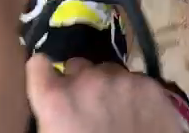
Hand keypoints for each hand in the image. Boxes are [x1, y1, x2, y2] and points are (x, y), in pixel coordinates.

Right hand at [26, 56, 187, 132]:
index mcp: (56, 101)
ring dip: (108, 89)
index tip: (50, 86)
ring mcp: (122, 80)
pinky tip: (139, 119)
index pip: (37, 66)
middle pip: (77, 67)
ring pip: (108, 72)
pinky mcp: (150, 86)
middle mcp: (87, 80)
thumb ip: (53, 122)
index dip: (44, 77)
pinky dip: (134, 96)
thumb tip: (55, 118)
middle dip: (80, 86)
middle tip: (89, 114)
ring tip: (117, 118)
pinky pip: (135, 82)